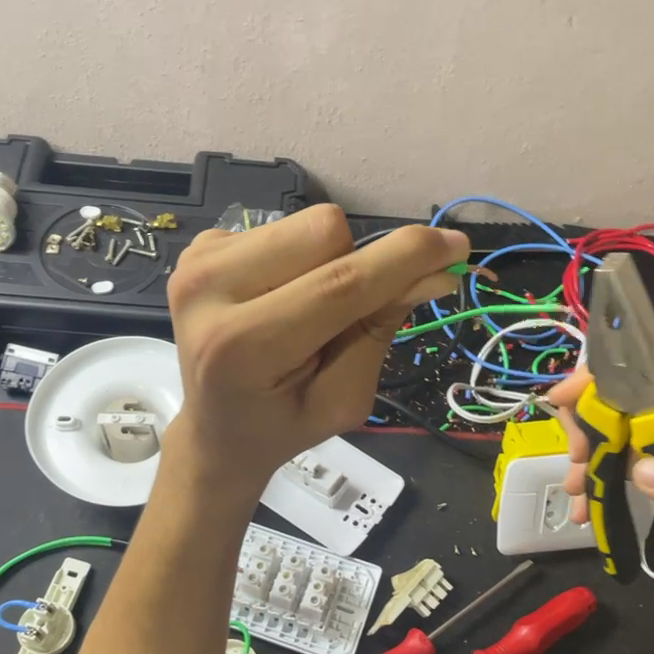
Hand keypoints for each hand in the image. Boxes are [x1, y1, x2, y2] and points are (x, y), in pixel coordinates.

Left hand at [163, 204, 468, 495]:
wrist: (215, 431)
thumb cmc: (283, 425)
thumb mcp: (343, 400)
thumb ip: (380, 331)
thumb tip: (434, 270)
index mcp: (243, 346)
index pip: (341, 285)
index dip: (405, 259)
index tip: (456, 247)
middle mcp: (208, 290)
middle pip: (325, 231)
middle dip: (357, 267)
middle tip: (341, 318)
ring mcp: (197, 261)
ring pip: (306, 222)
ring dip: (328, 261)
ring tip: (304, 312)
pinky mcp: (198, 246)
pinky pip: (281, 228)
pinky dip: (297, 261)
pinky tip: (276, 301)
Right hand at [547, 363, 653, 626]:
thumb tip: (646, 467)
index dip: (606, 381)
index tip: (561, 403)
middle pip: (636, 396)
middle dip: (593, 423)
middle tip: (577, 467)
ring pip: (629, 425)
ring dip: (595, 451)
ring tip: (578, 492)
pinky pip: (636, 452)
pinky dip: (607, 471)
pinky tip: (590, 503)